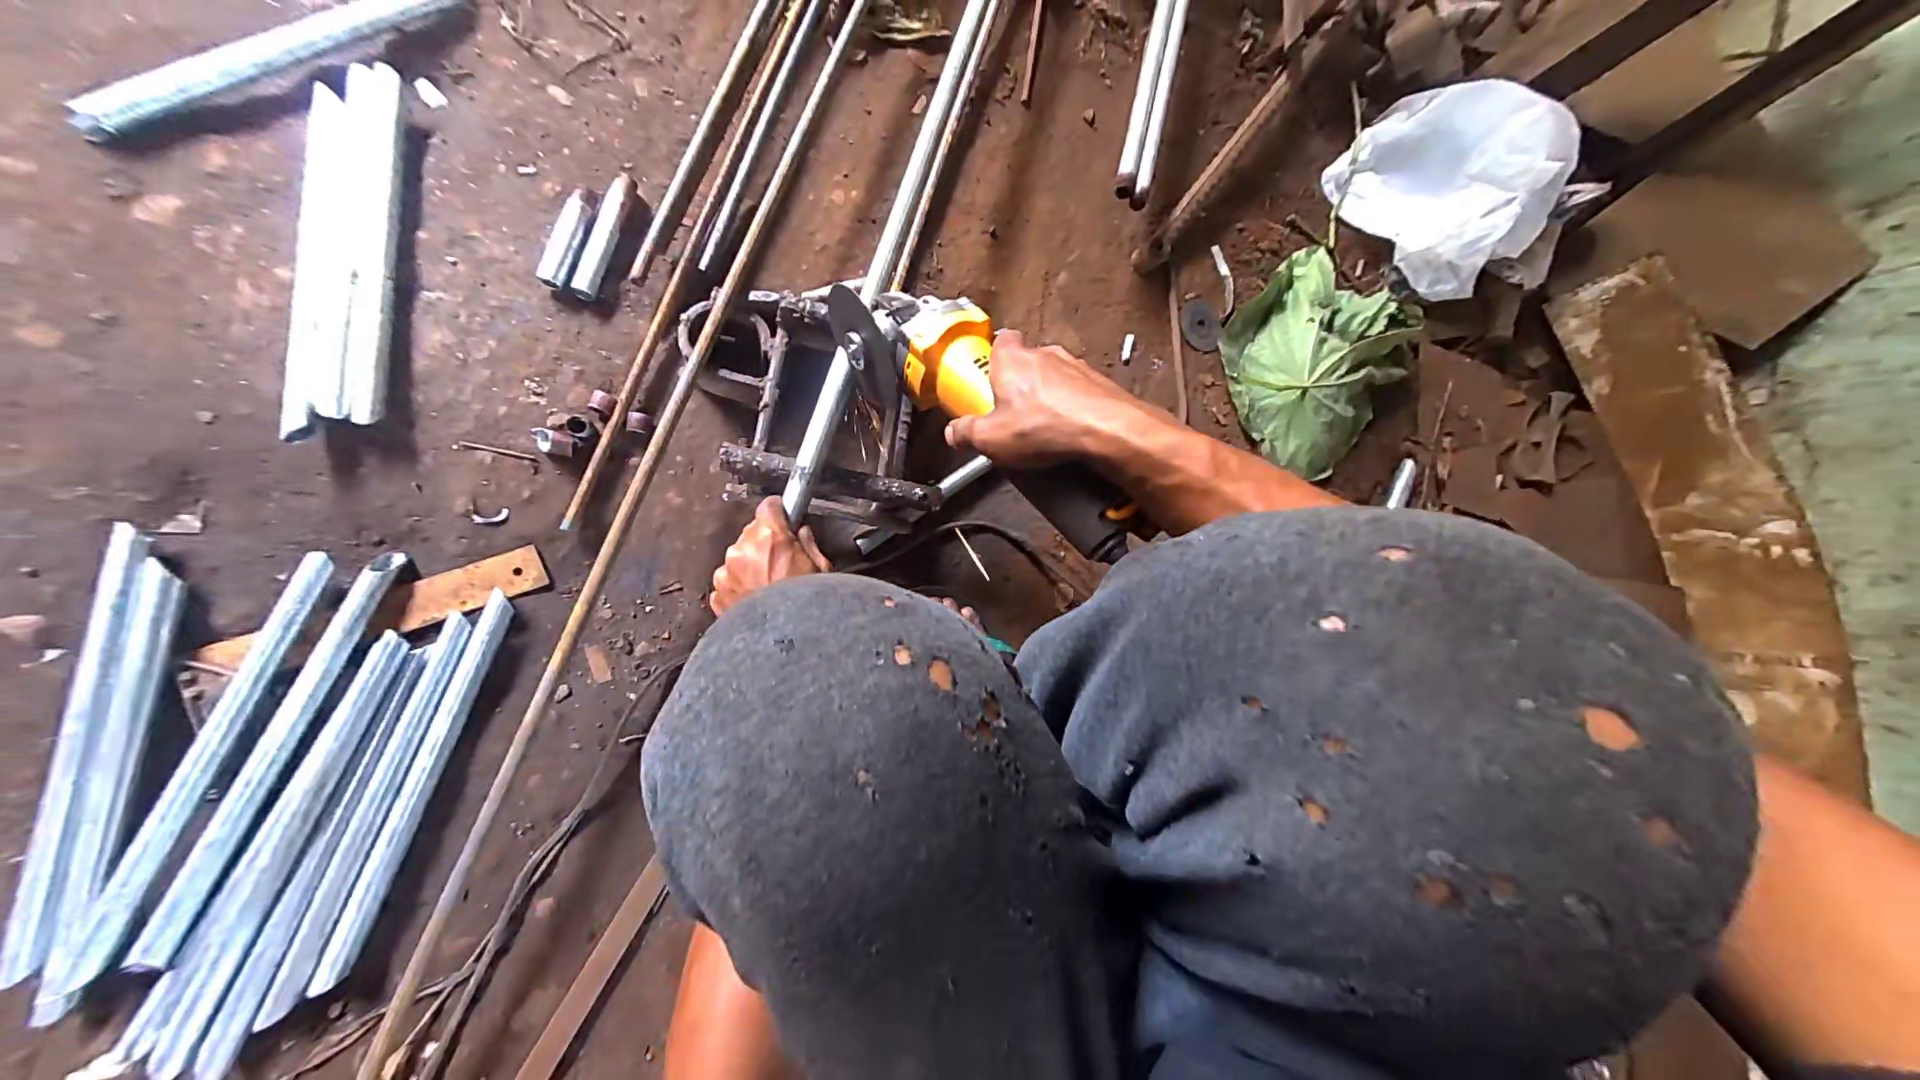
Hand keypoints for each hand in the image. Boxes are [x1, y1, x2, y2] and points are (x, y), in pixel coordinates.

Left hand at [710, 497, 829, 615]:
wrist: (785, 641)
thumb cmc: (807, 605)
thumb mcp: (821, 569)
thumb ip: (808, 544)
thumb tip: (802, 534)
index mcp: (770, 536)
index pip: (769, 506)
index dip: (779, 512)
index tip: (784, 518)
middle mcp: (743, 549)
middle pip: (753, 533)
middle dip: (765, 543)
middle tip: (783, 563)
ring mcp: (726, 573)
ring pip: (739, 557)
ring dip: (750, 566)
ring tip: (769, 587)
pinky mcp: (718, 595)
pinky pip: (728, 582)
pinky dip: (739, 588)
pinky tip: (756, 600)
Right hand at [944, 330, 1154, 466]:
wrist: (1105, 429)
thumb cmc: (1045, 426)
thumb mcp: (992, 438)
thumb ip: (967, 433)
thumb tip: (953, 433)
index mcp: (1012, 359)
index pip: (1000, 341)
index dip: (993, 357)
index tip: (988, 378)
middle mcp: (1044, 353)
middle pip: (1026, 361)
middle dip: (1020, 383)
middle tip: (1012, 412)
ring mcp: (1075, 366)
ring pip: (1054, 376)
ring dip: (1048, 395)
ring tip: (1042, 427)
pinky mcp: (1098, 383)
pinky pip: (1078, 392)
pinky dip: (1072, 407)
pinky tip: (1068, 431)